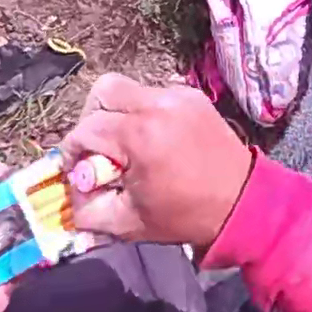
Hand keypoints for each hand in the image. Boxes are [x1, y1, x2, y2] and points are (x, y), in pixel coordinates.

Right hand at [59, 74, 253, 247]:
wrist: (241, 200)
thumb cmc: (184, 215)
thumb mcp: (126, 223)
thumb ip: (86, 206)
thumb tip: (71, 186)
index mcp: (140, 134)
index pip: (86, 128)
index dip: (73, 151)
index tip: (78, 169)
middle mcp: (158, 105)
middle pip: (104, 90)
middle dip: (92, 117)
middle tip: (99, 146)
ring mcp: (179, 96)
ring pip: (130, 88)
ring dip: (120, 112)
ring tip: (128, 144)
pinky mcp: (194, 95)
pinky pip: (155, 93)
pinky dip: (145, 110)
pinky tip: (155, 138)